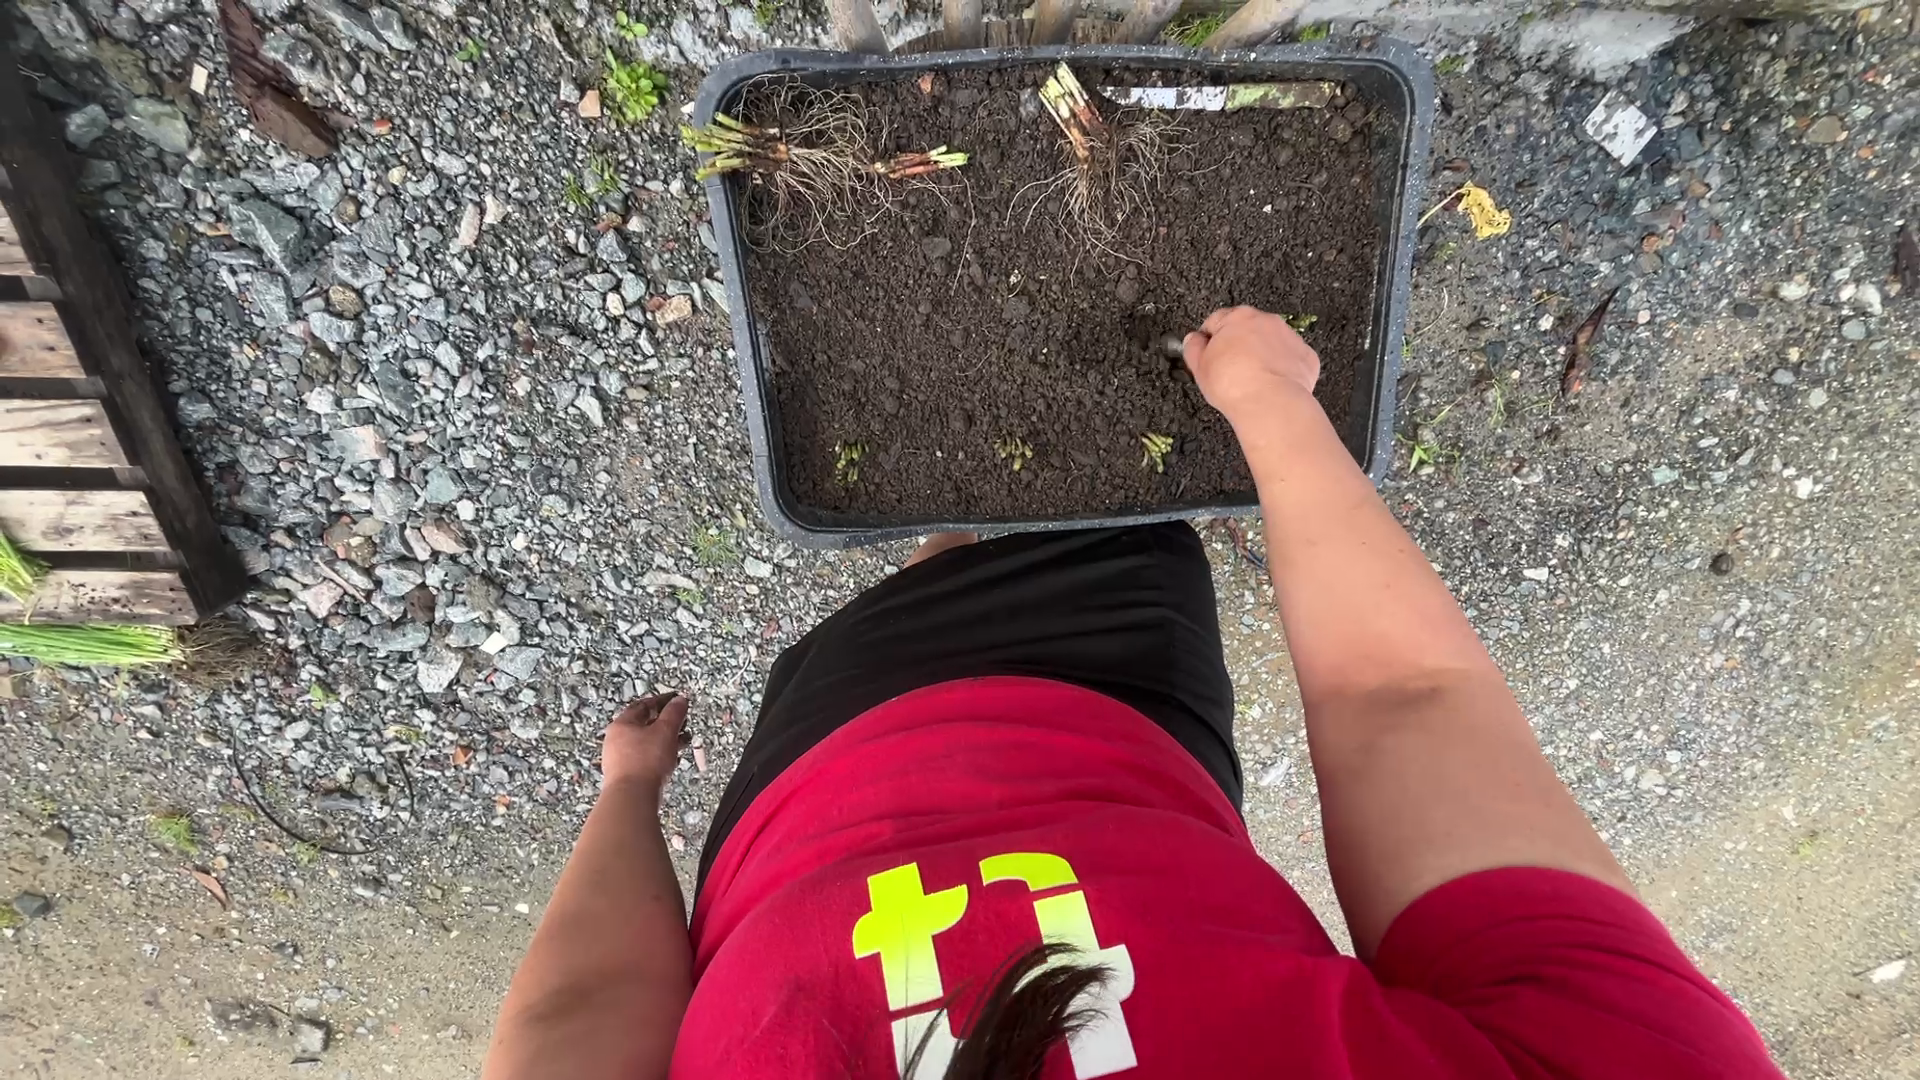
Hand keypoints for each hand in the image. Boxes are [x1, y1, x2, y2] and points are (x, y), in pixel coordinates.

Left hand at [600, 693, 687, 795]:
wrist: (633, 796)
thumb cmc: (644, 762)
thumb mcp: (666, 730)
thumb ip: (675, 712)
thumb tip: (680, 700)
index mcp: (622, 724)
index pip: (644, 704)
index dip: (664, 701)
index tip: (678, 701)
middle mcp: (617, 740)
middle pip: (646, 724)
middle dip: (667, 723)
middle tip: (682, 722)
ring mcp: (621, 758)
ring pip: (647, 742)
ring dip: (666, 740)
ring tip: (683, 741)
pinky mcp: (628, 774)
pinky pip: (646, 758)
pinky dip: (660, 755)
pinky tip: (673, 758)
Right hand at [1183, 306, 1321, 425]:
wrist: (1268, 402)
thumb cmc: (1233, 383)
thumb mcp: (1199, 367)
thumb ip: (1193, 347)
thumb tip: (1193, 339)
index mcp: (1237, 318)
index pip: (1216, 320)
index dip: (1209, 340)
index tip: (1207, 354)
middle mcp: (1266, 321)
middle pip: (1246, 329)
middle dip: (1237, 346)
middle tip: (1228, 371)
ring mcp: (1288, 337)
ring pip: (1269, 342)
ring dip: (1260, 356)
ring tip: (1250, 380)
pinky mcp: (1305, 356)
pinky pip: (1289, 359)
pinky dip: (1280, 369)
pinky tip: (1269, 385)